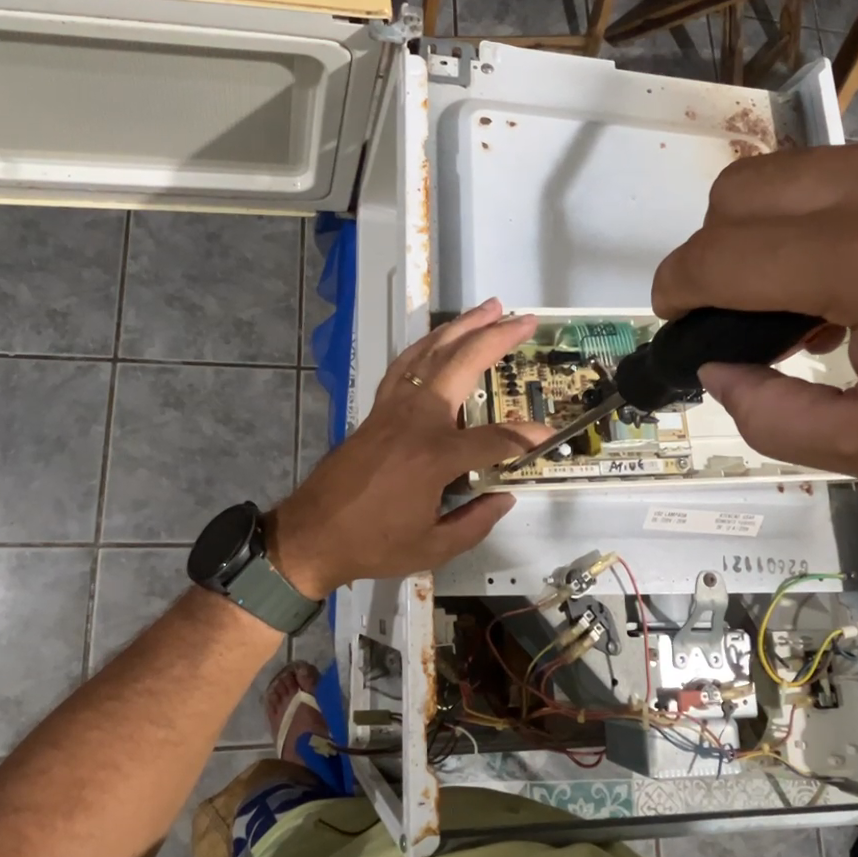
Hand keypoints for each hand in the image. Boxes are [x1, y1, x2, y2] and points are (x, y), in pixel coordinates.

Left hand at [268, 300, 547, 597]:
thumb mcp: (433, 548)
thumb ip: (475, 523)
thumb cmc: (373, 545)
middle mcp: (415, 420)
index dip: (523, 438)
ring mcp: (392, 409)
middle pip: (461, 365)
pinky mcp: (376, 409)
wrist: (311, 534)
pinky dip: (425, 344)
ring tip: (489, 308)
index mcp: (434, 457)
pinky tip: (440, 337)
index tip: (546, 438)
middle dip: (495, 338)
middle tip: (524, 318)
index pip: (493, 439)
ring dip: (461, 327)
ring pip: (430, 353)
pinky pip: (404, 365)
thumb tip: (504, 497)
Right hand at [652, 133, 857, 491]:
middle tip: (737, 314)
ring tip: (809, 300)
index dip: (675, 291)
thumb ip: (773, 418)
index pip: (720, 256)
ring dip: (768, 230)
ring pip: (794, 170)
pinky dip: (825, 214)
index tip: (674, 321)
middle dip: (712, 251)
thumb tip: (719, 372)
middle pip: (740, 190)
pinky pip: (854, 168)